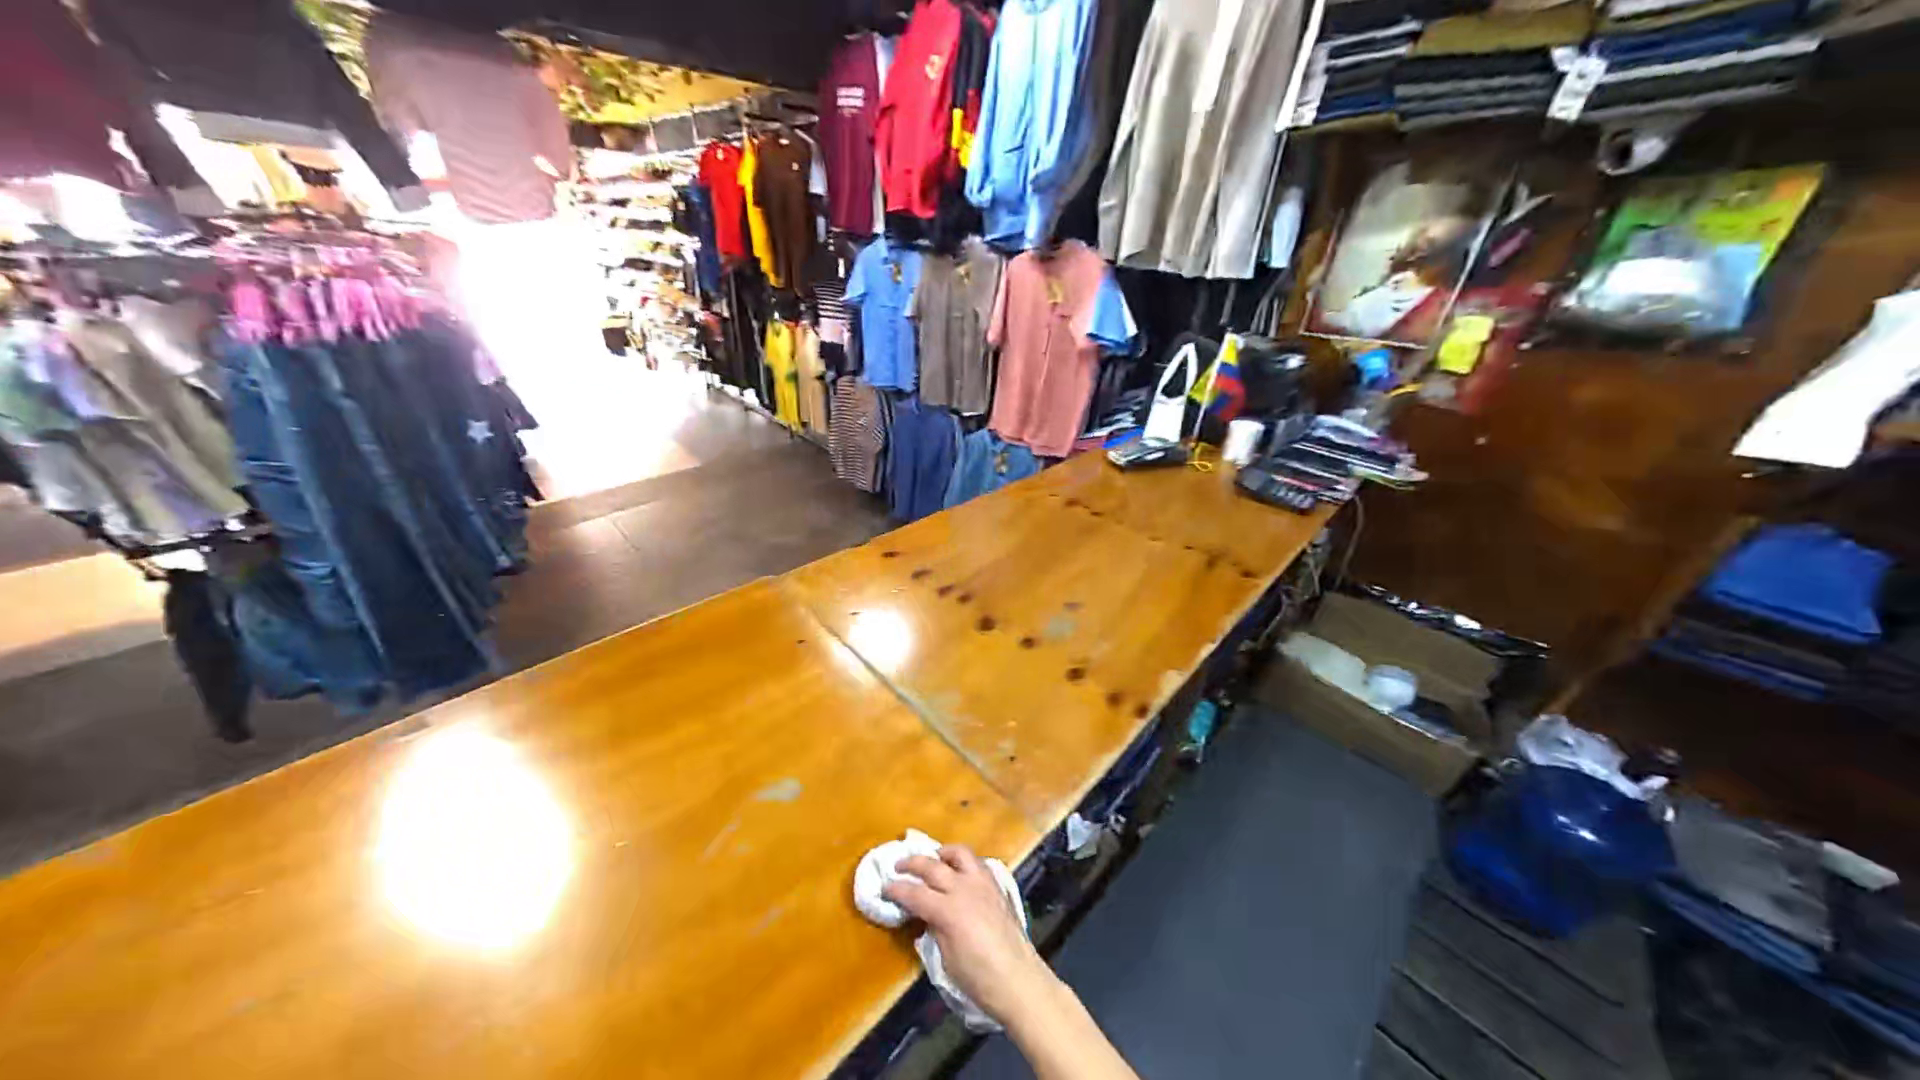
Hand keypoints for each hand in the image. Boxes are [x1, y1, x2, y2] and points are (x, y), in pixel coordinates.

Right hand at [883, 845, 1057, 1026]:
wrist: (1018, 979)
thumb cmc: (978, 978)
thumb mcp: (946, 958)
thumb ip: (935, 929)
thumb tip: (928, 915)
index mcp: (947, 909)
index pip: (914, 892)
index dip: (896, 889)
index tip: (884, 888)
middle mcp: (964, 888)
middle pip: (932, 865)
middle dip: (912, 863)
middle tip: (899, 866)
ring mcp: (983, 883)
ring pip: (959, 853)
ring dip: (942, 853)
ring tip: (934, 858)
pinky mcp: (997, 886)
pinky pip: (978, 863)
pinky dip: (964, 862)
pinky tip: (961, 871)